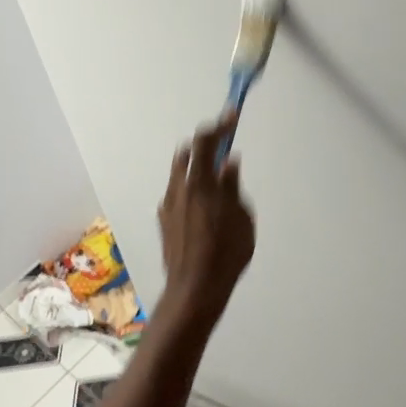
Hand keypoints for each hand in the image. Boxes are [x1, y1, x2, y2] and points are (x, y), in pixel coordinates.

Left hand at [157, 113, 255, 327]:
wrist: (194, 290)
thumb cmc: (226, 254)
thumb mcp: (241, 218)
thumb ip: (232, 187)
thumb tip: (228, 162)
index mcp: (199, 184)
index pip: (205, 142)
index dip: (218, 125)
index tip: (231, 116)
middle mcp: (178, 189)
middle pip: (186, 154)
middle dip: (204, 146)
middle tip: (224, 147)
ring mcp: (168, 206)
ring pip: (179, 174)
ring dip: (195, 167)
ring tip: (216, 179)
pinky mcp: (164, 222)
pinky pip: (177, 193)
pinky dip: (190, 188)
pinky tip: (205, 206)